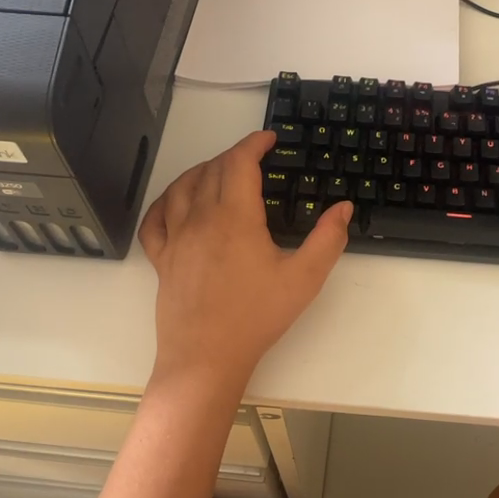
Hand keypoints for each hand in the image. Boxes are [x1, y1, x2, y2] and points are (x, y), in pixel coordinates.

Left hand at [138, 131, 354, 395]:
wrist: (205, 358)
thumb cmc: (255, 318)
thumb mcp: (303, 280)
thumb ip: (327, 240)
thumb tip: (343, 208)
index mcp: (234, 218)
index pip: (239, 163)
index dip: (254, 143)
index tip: (268, 138)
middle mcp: (200, 219)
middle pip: (212, 170)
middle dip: (234, 155)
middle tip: (255, 157)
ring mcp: (175, 238)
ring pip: (182, 186)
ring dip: (202, 170)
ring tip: (219, 170)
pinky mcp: (161, 258)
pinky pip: (155, 218)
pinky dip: (165, 200)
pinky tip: (176, 201)